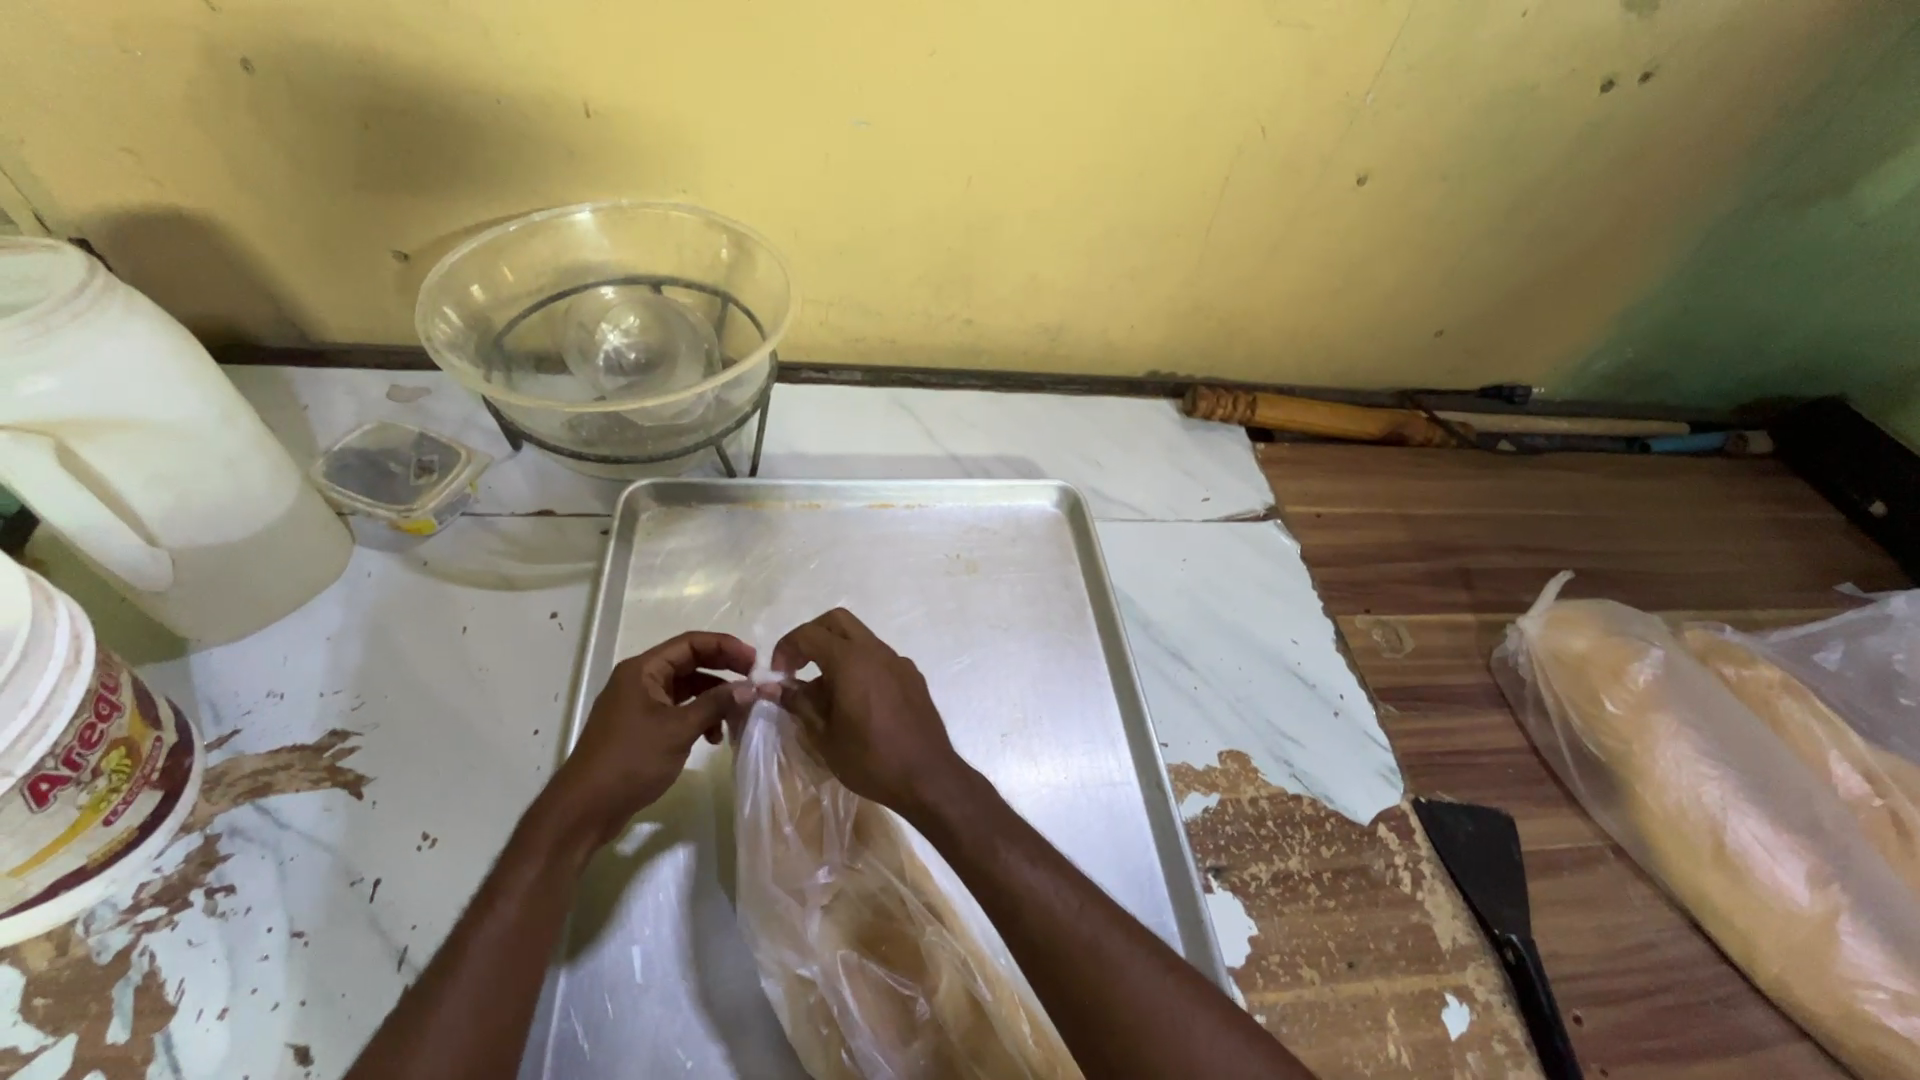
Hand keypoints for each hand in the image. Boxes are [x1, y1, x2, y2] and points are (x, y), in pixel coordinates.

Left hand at [544, 631, 754, 851]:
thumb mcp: (678, 729)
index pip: (691, 643)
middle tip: (754, 684)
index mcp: (643, 670)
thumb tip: (750, 687)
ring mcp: (640, 705)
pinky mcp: (642, 728)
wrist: (586, 808)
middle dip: (724, 672)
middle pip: (690, 663)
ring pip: (687, 689)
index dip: (726, 647)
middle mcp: (640, 680)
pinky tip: (712, 738)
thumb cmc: (631, 760)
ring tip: (736, 717)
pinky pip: (679, 711)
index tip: (755, 662)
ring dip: (714, 699)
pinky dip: (699, 718)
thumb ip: (716, 704)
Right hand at [770, 609, 972, 816]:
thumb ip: (799, 704)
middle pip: (837, 622)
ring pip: (861, 639)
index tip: (778, 676)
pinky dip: (859, 667)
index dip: (786, 649)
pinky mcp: (912, 678)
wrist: (928, 777)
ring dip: (836, 654)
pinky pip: (879, 659)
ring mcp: (899, 663)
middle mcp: (877, 652)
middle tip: (797, 668)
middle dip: (811, 637)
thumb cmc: (871, 760)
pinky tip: (856, 703)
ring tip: (824, 695)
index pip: (809, 634)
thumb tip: (776, 688)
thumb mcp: (825, 736)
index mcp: (851, 661)